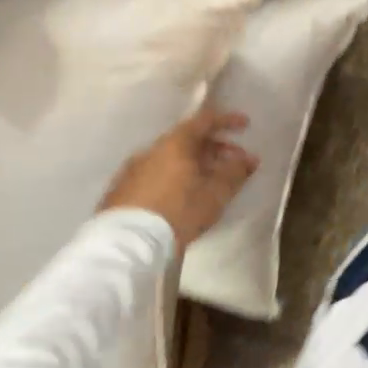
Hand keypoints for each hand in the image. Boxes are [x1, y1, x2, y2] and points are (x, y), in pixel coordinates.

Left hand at [99, 108, 260, 248]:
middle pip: (186, 141)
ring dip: (192, 165)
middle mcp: (150, 152)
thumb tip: (249, 159)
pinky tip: (181, 195)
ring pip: (168, 159)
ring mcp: (130, 173)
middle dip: (213, 148)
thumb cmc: (178, 211)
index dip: (227, 121)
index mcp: (174, 145)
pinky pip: (154, 175)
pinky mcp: (118, 194)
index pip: (204, 121)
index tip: (245, 127)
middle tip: (232, 162)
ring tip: (208, 182)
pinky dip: (173, 177)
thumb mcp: (216, 193)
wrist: (124, 247)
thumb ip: (236, 172)